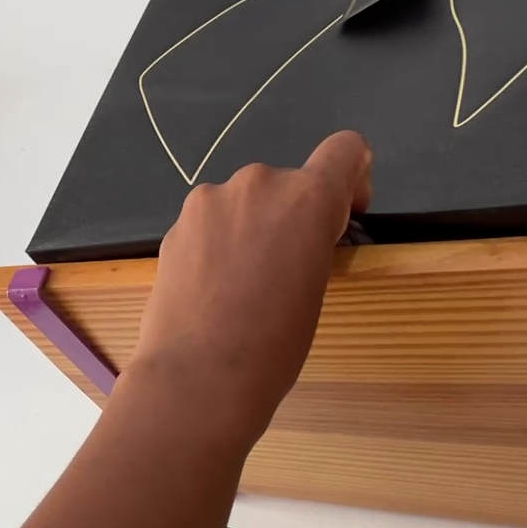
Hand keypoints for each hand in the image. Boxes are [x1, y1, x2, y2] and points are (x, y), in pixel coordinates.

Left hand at [121, 131, 372, 443]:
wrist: (198, 376)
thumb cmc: (273, 346)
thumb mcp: (314, 289)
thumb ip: (311, 242)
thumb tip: (294, 237)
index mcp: (307, 196)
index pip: (346, 151)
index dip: (352, 180)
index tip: (340, 221)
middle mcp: (257, 183)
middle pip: (286, 183)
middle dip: (290, 216)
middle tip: (284, 271)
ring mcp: (208, 201)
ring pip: (242, 203)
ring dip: (249, 228)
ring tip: (241, 285)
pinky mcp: (174, 226)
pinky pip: (209, 224)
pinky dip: (216, 244)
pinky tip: (210, 289)